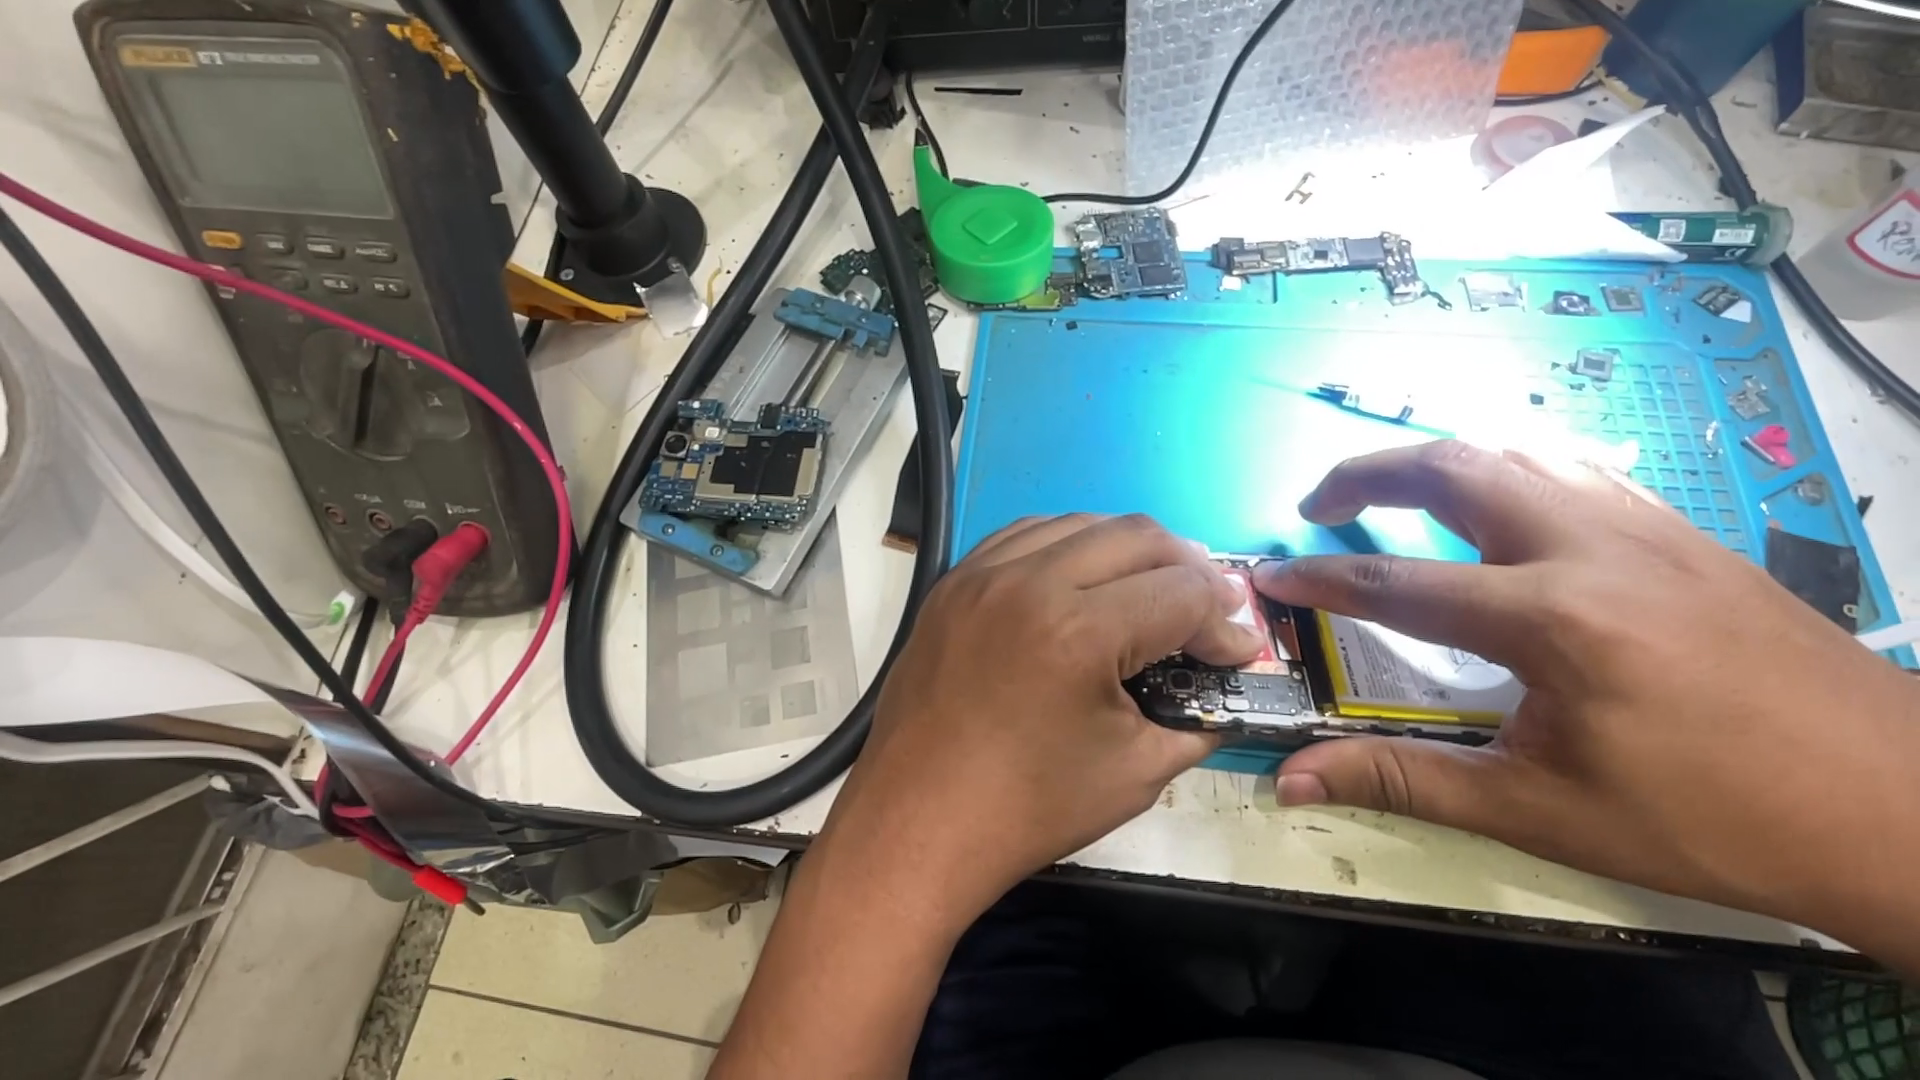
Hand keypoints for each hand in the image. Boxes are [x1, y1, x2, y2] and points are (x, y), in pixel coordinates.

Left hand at [820, 513, 1265, 925]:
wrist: (916, 824)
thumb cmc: (1027, 811)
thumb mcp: (1136, 773)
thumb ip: (1197, 718)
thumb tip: (1226, 683)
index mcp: (1079, 630)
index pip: (1182, 592)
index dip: (1224, 622)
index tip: (1238, 651)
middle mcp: (1028, 581)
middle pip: (1137, 535)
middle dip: (1189, 567)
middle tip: (1209, 607)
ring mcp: (981, 575)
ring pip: (1077, 523)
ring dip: (1128, 548)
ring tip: (1153, 584)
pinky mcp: (951, 584)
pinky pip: (1022, 537)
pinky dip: (1066, 546)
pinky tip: (1081, 576)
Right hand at [1255, 441, 1919, 952]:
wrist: (1905, 811)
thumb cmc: (1710, 819)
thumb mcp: (1539, 809)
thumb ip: (1404, 779)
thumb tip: (1295, 780)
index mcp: (1553, 620)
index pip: (1398, 582)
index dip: (1320, 578)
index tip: (1270, 575)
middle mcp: (1592, 549)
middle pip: (1453, 470)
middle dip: (1367, 473)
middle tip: (1318, 503)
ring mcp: (1646, 529)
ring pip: (1516, 453)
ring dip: (1435, 464)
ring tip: (1391, 494)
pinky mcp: (1683, 532)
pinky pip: (1572, 470)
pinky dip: (1505, 472)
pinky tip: (1497, 508)